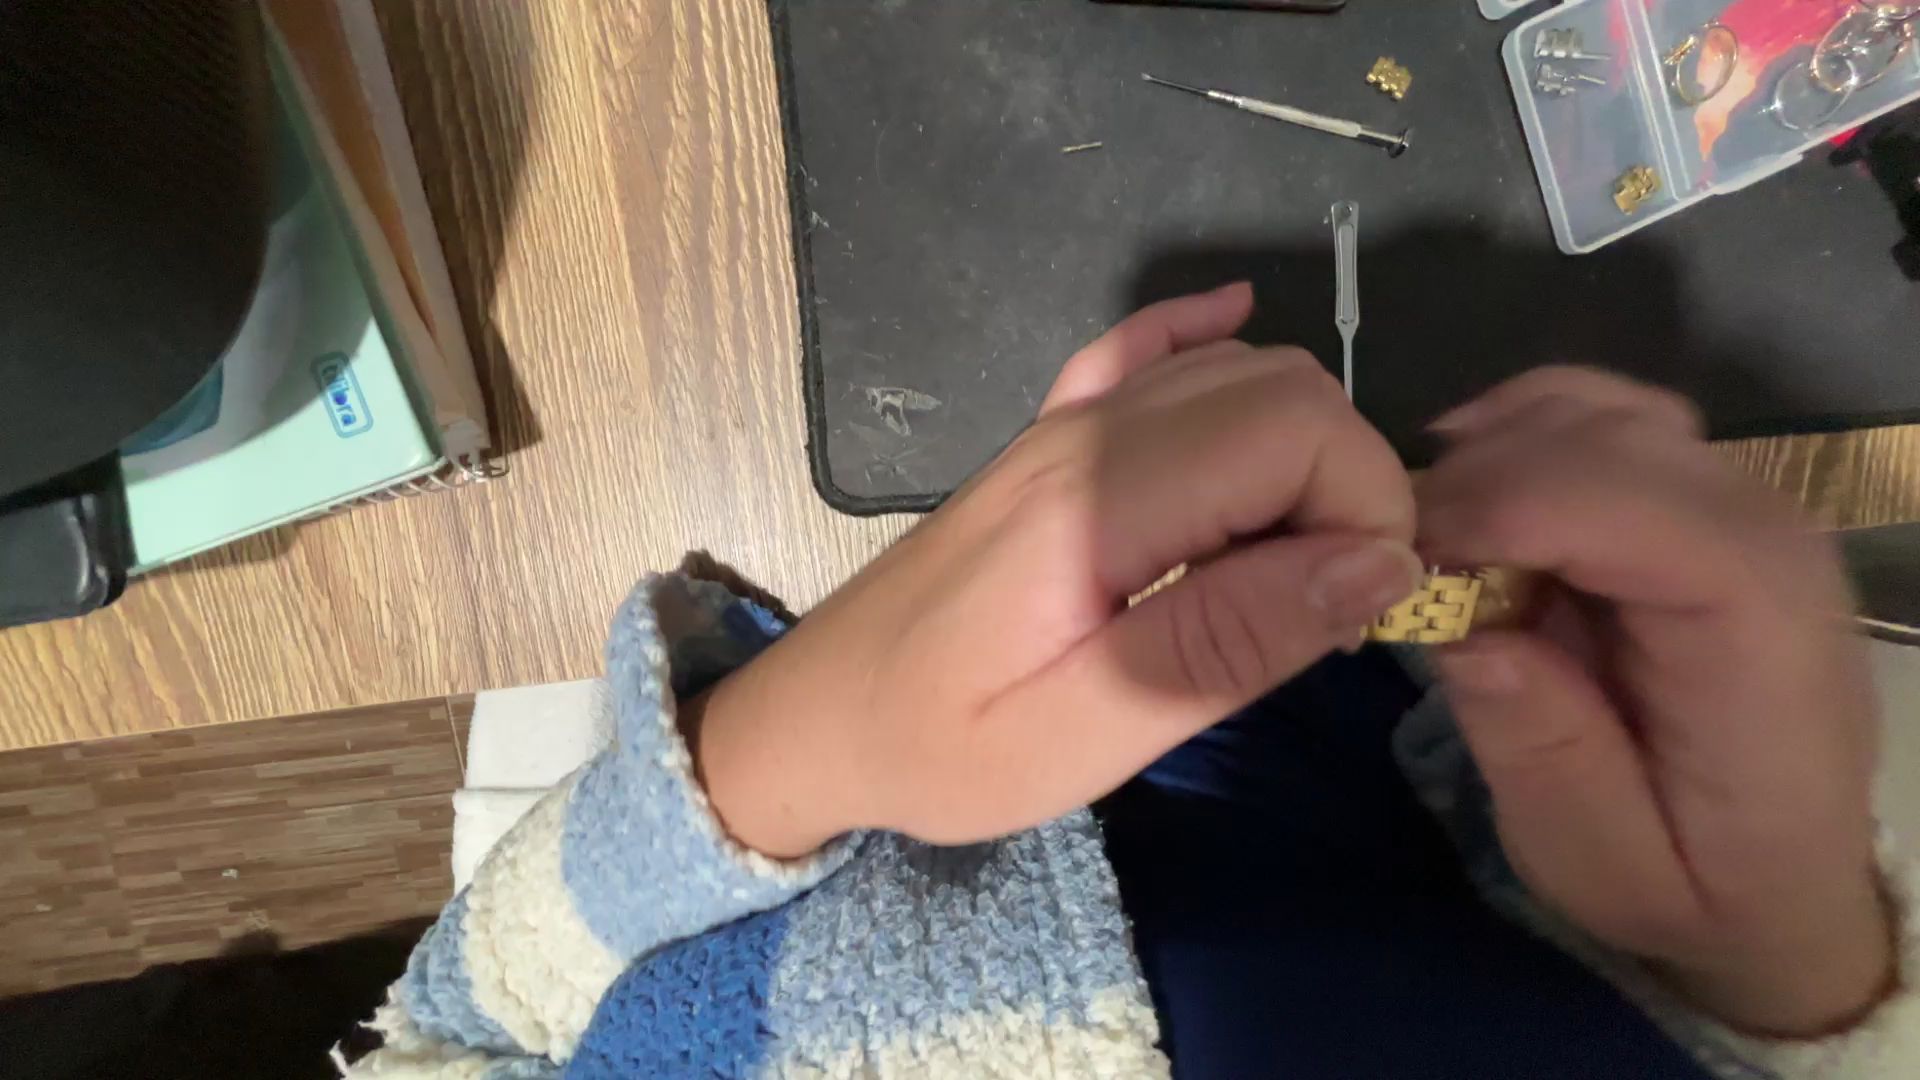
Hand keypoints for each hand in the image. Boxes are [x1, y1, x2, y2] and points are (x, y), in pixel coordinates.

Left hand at [688, 283, 1422, 853]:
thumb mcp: (1078, 734)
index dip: (1364, 510)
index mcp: (1094, 500)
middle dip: (1344, 483)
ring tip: (1276, 560)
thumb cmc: (936, 743)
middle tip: (1315, 601)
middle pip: (1276, 389)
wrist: (821, 712)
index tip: (1346, 614)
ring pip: (1227, 372)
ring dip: (1295, 451)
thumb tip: (1373, 563)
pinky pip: (1134, 356)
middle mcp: (1081, 433)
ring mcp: (1057, 427)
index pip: (1295, 431)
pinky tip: (1229, 334)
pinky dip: (1201, 346)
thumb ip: (1223, 644)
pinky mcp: (1042, 445)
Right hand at [1419, 367, 1893, 1037]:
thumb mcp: (1600, 861)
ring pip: (1596, 409)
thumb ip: (1542, 749)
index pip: (1639, 513)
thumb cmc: (1683, 883)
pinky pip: (1594, 414)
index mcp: (1756, 640)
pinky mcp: (1682, 504)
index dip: (1502, 510)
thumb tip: (1462, 627)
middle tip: (1387, 558)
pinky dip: (1511, 426)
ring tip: (1422, 526)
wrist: (1773, 883)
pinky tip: (1464, 480)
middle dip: (1468, 486)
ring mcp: (1728, 510)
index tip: (1399, 562)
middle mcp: (1762, 545)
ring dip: (1484, 452)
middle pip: (1603, 441)